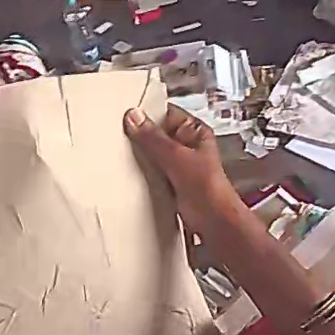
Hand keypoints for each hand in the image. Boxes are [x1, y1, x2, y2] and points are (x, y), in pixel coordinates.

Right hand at [124, 107, 234, 223]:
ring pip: (154, 154)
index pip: (167, 113)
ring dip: (142, 157)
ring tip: (124, 154)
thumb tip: (135, 118)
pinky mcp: (171, 183)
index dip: (148, 114)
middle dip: (141, 137)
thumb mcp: (177, 157)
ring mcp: (180, 165)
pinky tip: (132, 173)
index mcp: (196, 132)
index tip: (127, 115)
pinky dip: (143, 173)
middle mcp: (188, 147)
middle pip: (158, 134)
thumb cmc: (209, 189)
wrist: (213, 221)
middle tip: (122, 136)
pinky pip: (152, 172)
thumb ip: (154, 138)